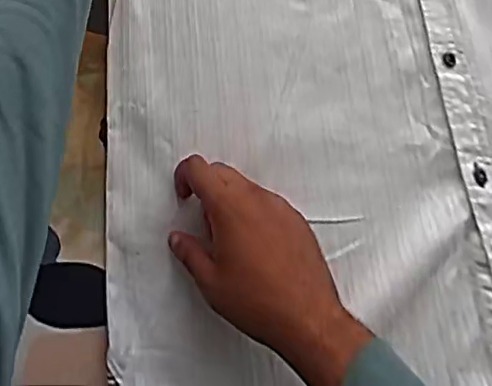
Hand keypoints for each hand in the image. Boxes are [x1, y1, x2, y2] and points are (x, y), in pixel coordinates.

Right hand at [169, 155, 372, 385]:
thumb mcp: (211, 282)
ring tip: (231, 238)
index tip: (184, 192)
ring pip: (245, 186)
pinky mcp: (296, 220)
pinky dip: (256, 213)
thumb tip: (180, 241)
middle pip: (220, 171)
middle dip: (206, 187)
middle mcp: (254, 199)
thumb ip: (188, 253)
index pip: (197, 168)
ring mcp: (278, 207)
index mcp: (228, 206)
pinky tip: (256, 245)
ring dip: (232, 201)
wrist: (311, 322)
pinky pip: (268, 202)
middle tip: (203, 217)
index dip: (183, 176)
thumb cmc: (265, 304)